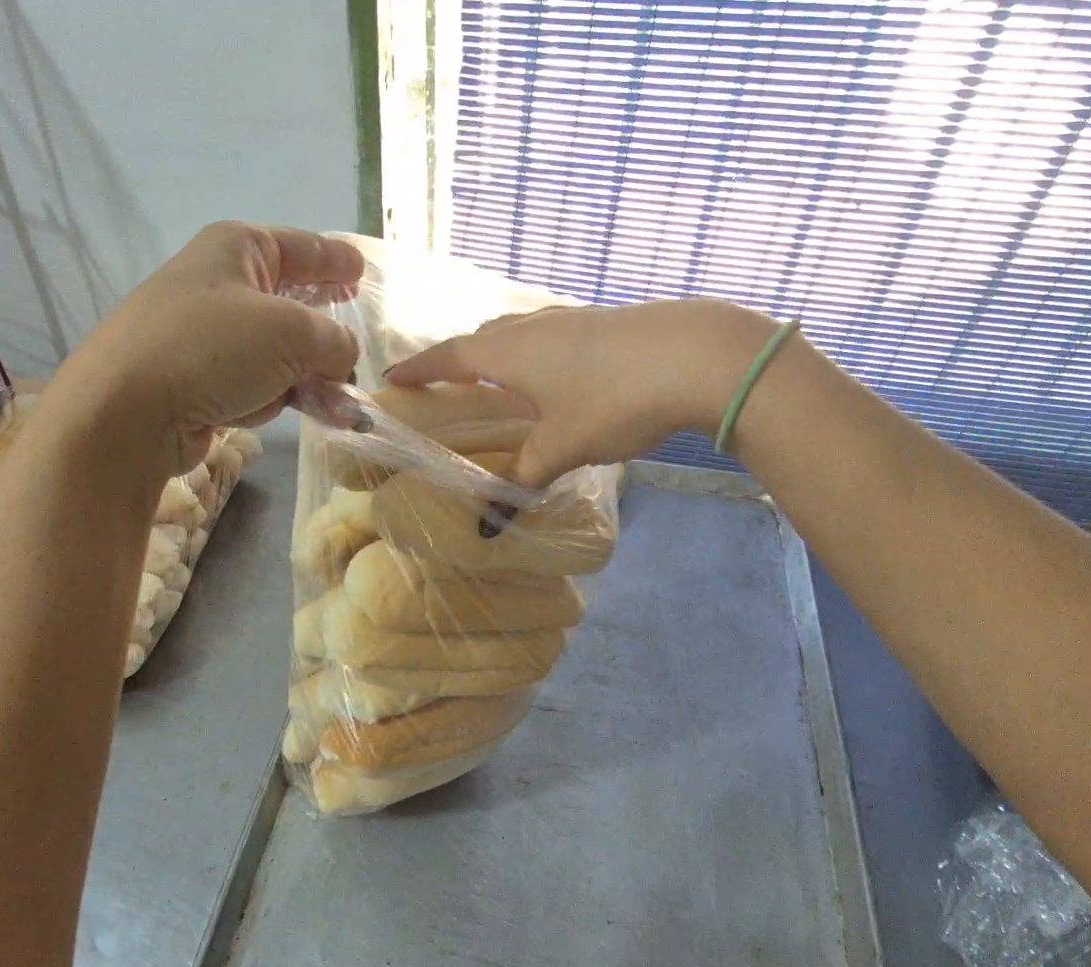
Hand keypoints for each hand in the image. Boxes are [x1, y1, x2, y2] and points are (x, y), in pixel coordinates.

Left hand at [63, 222, 364, 471]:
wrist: (129, 411)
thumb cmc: (212, 349)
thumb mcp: (293, 332)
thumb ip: (335, 341)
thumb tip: (341, 362)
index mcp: (238, 248)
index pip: (302, 247)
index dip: (336, 260)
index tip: (362, 271)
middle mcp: (222, 286)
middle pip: (293, 304)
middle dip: (329, 333)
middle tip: (357, 352)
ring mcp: (210, 337)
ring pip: (282, 352)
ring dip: (314, 377)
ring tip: (345, 405)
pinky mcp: (203, 382)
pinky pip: (261, 384)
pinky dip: (286, 398)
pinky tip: (317, 416)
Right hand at [385, 298, 781, 487]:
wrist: (697, 356)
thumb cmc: (612, 400)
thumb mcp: (562, 448)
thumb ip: (523, 478)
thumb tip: (490, 523)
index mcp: (508, 351)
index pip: (448, 357)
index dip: (418, 370)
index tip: (392, 378)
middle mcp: (532, 326)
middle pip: (483, 338)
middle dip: (459, 360)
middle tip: (447, 387)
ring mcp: (571, 318)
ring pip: (520, 333)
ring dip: (501, 354)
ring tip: (499, 383)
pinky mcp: (604, 322)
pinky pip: (551, 337)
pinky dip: (537, 356)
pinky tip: (557, 378)